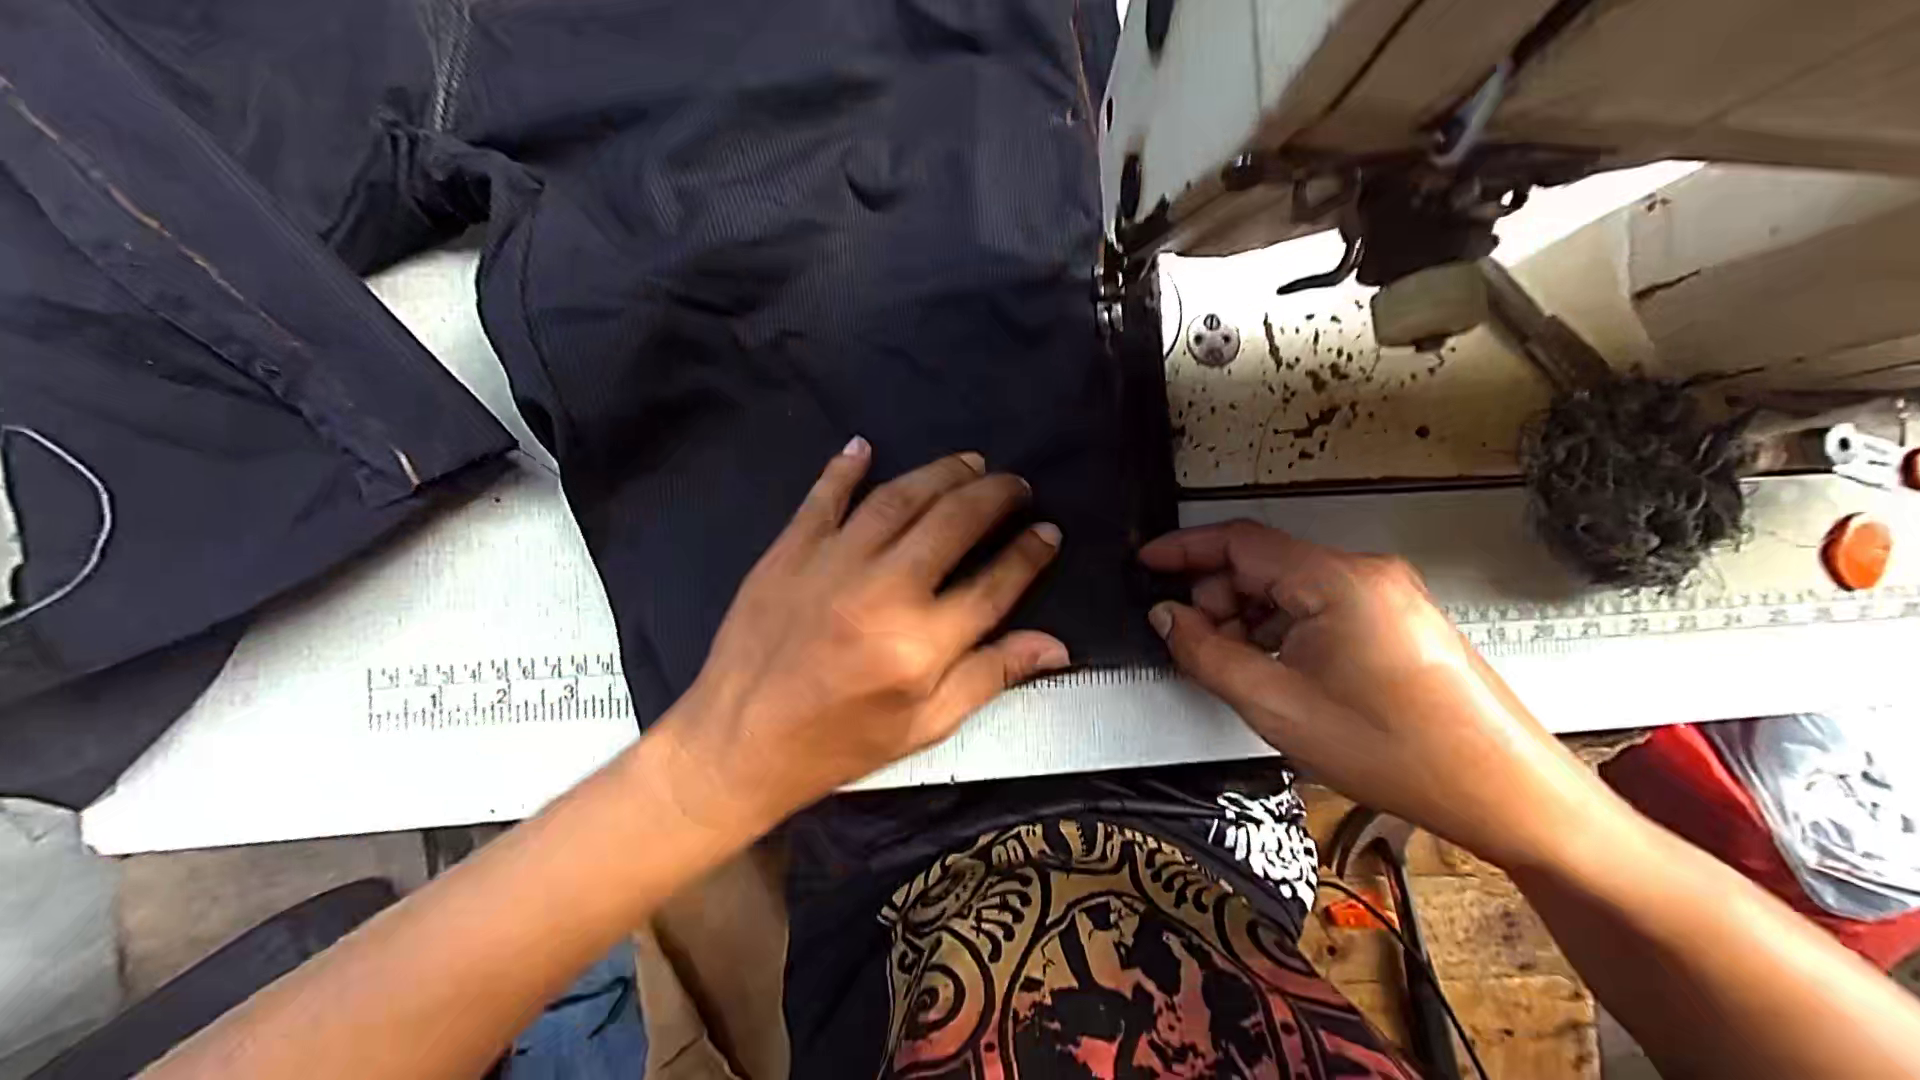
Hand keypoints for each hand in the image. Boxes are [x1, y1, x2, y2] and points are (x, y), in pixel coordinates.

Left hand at [657, 439, 1067, 825]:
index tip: (1049, 531)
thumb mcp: (923, 727)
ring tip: (970, 462)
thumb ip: (990, 678)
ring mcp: (833, 563)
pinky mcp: (789, 551)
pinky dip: (845, 468)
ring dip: (941, 473)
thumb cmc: (838, 744)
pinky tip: (865, 446)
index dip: (1030, 553)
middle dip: (996, 496)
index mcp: (922, 644)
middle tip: (1016, 485)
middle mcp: (884, 591)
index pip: (996, 583)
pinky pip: (824, 497)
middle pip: (955, 523)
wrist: (737, 744)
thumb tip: (1055, 646)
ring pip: (900, 499)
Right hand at [1140, 521, 1609, 868]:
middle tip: (1197, 645)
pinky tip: (1276, 671)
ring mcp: (1383, 593)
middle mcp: (1363, 572)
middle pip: (1261, 564)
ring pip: (1286, 587)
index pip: (1239, 541)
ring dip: (1248, 620)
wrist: (1508, 795)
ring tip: (1241, 670)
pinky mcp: (1392, 616)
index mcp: (1336, 581)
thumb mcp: (1276, 705)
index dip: (1183, 548)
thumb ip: (1205, 652)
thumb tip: (1166, 616)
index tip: (1147, 562)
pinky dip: (1280, 630)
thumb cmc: (1400, 752)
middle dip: (1217, 599)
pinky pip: (1315, 606)